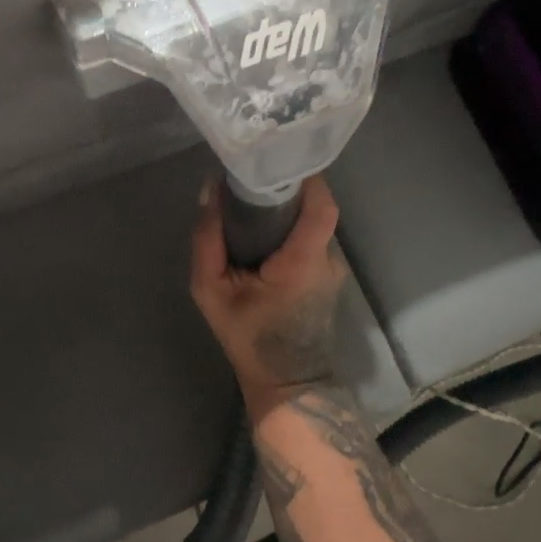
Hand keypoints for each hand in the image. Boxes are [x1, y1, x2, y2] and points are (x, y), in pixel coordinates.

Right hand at [189, 174, 348, 416]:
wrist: (288, 384)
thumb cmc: (249, 338)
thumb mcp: (210, 292)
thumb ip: (207, 241)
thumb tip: (210, 189)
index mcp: (302, 262)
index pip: (321, 206)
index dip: (305, 177)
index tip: (277, 157)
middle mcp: (327, 259)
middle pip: (316, 207)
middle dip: (287, 188)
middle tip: (253, 177)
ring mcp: (333, 267)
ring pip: (313, 221)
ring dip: (288, 209)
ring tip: (253, 203)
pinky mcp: (329, 274)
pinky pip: (312, 237)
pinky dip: (291, 228)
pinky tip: (265, 233)